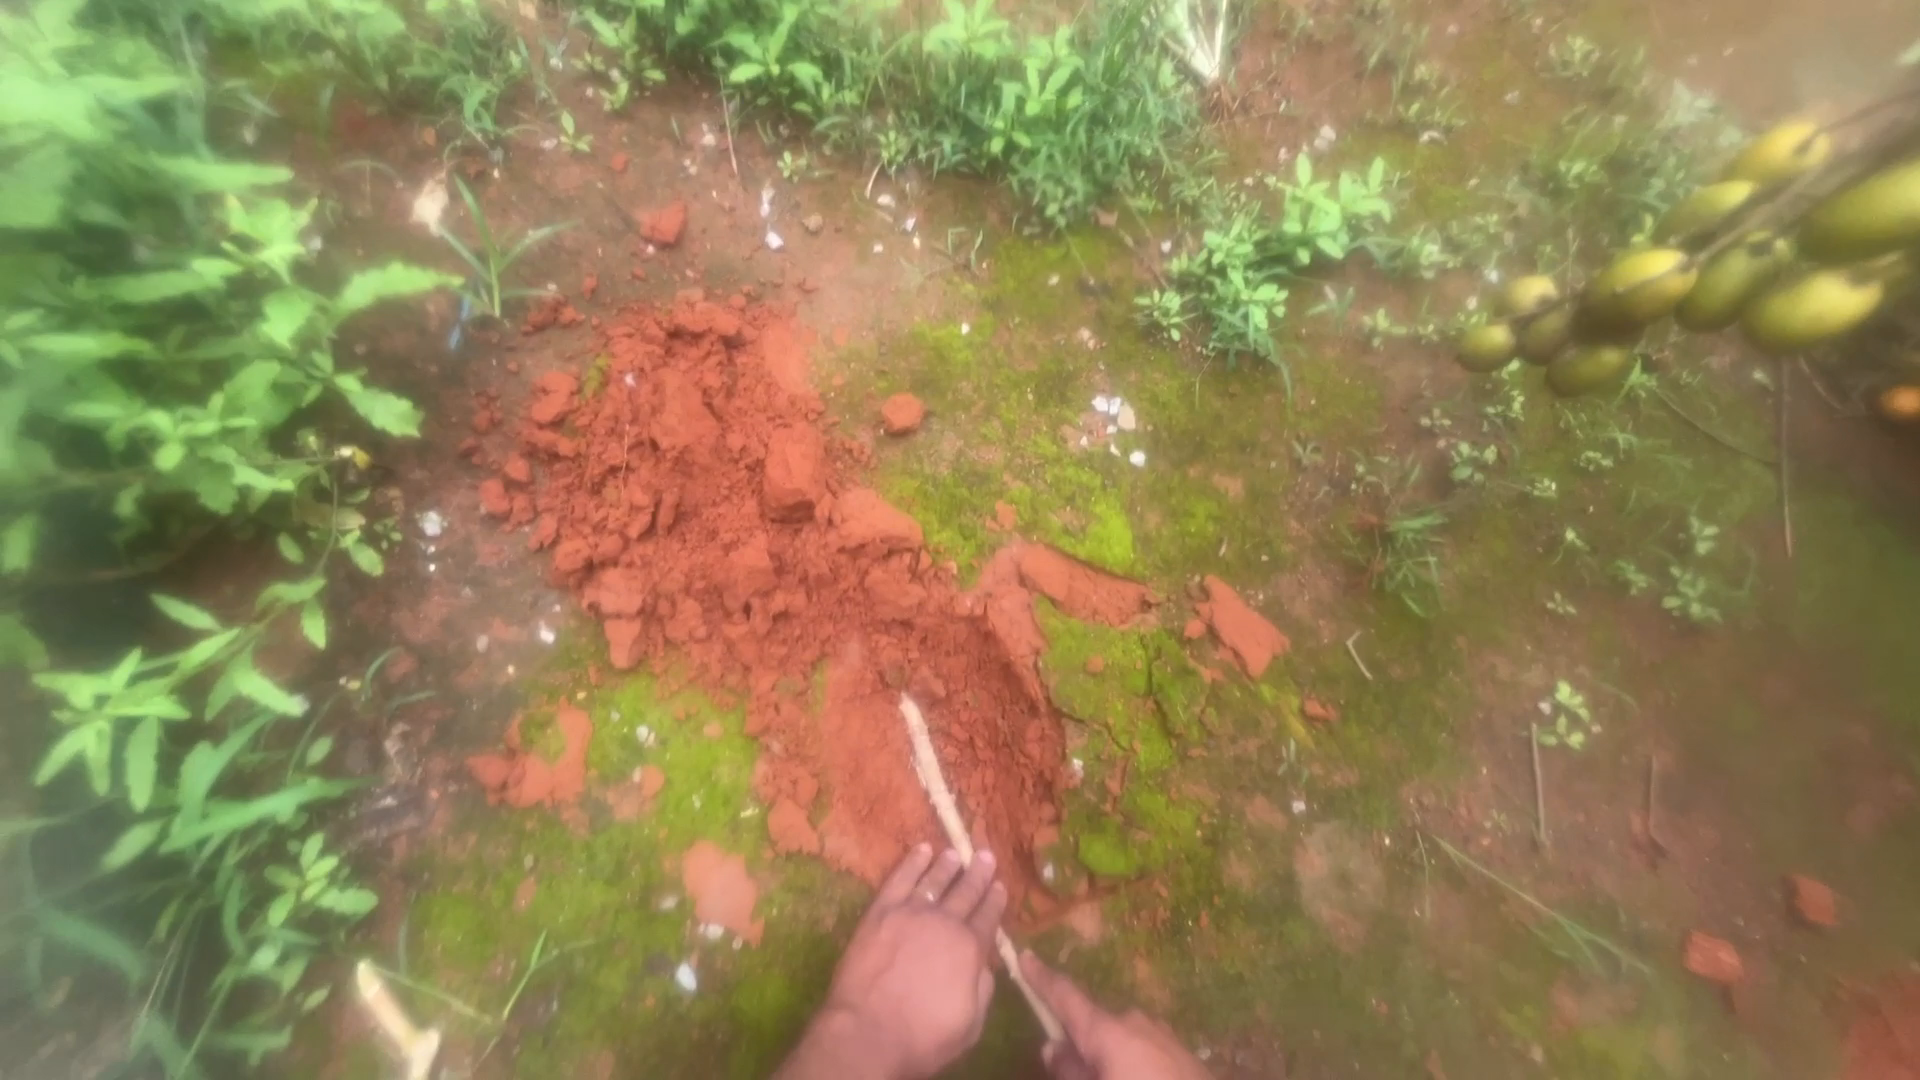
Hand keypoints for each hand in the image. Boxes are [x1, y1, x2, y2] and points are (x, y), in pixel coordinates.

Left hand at [776, 844, 1009, 1079]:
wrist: (868, 1033)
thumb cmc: (921, 1038)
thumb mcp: (969, 1026)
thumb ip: (982, 990)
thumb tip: (984, 966)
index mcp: (969, 948)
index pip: (988, 917)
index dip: (996, 900)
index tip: (1001, 885)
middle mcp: (945, 922)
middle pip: (966, 891)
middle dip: (978, 873)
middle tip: (985, 855)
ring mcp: (911, 912)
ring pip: (935, 879)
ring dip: (947, 864)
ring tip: (956, 853)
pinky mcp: (881, 910)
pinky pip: (900, 878)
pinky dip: (913, 861)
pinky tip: (922, 850)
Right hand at [1022, 953, 1212, 1079]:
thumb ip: (1071, 1072)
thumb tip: (1052, 1047)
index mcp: (1108, 1031)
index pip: (1066, 995)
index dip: (1042, 978)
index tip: (1024, 955)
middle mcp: (1134, 1022)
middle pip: (1093, 1025)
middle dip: (1080, 1045)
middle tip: (1075, 1071)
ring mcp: (1163, 1036)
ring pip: (1120, 1042)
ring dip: (1109, 1061)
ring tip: (1106, 1076)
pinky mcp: (1184, 1055)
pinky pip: (1145, 1053)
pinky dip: (1132, 1067)